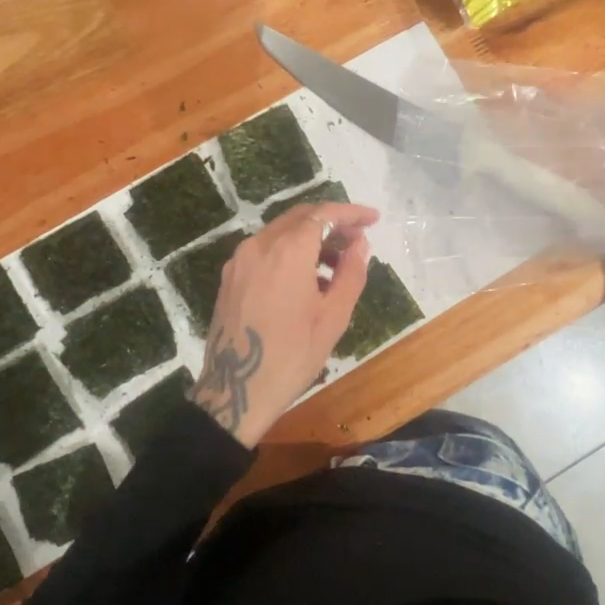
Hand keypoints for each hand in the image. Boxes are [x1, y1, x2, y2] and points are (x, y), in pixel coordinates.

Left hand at [190, 202, 377, 446]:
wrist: (235, 390)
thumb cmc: (292, 357)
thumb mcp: (333, 318)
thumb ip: (351, 274)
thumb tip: (360, 245)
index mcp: (287, 252)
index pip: (323, 215)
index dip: (351, 213)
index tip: (373, 219)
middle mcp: (259, 246)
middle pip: (299, 217)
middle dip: (331, 222)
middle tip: (358, 239)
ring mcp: (239, 261)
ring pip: (280, 233)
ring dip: (310, 238)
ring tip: (337, 265)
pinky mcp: (230, 277)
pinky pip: (265, 251)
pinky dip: (289, 252)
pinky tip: (307, 279)